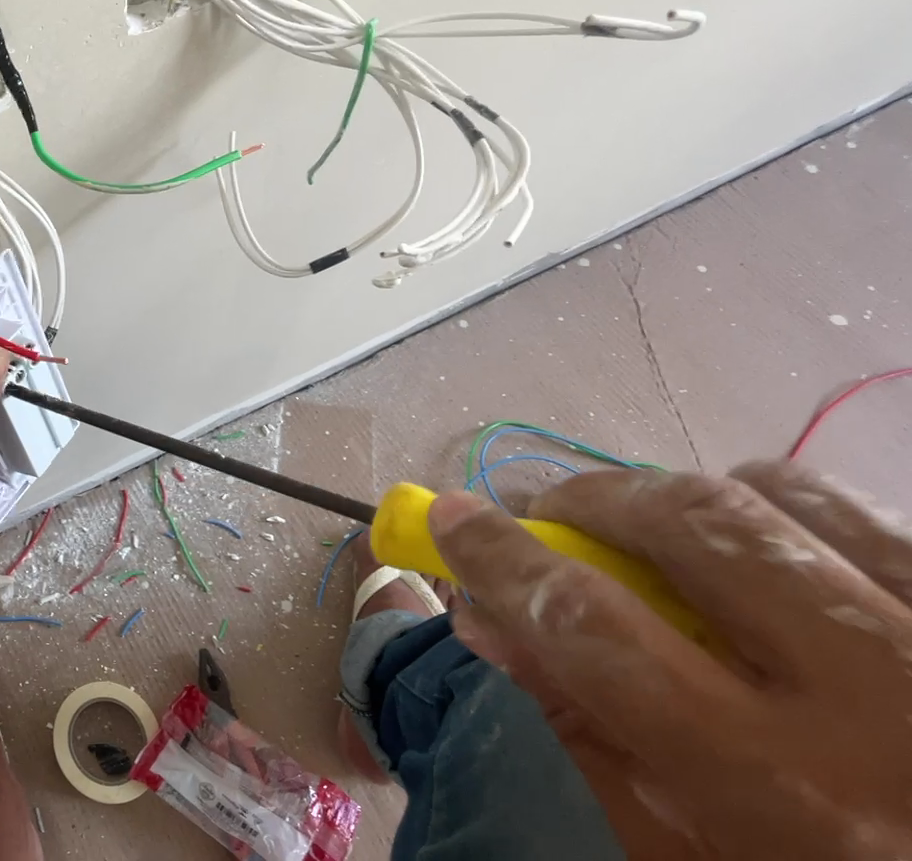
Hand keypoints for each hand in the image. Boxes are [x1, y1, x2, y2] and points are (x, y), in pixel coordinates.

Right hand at [428, 461, 911, 857]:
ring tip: (663, 532)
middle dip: (592, 501)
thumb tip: (483, 617)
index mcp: (785, 789)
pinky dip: (790, 514)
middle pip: (690, 526)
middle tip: (555, 516)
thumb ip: (575, 730)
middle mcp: (888, 705)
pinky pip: (870, 515)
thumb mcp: (681, 844)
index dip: (502, 557)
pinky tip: (772, 555)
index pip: (592, 626)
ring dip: (689, 498)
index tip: (452, 516)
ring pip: (787, 496)